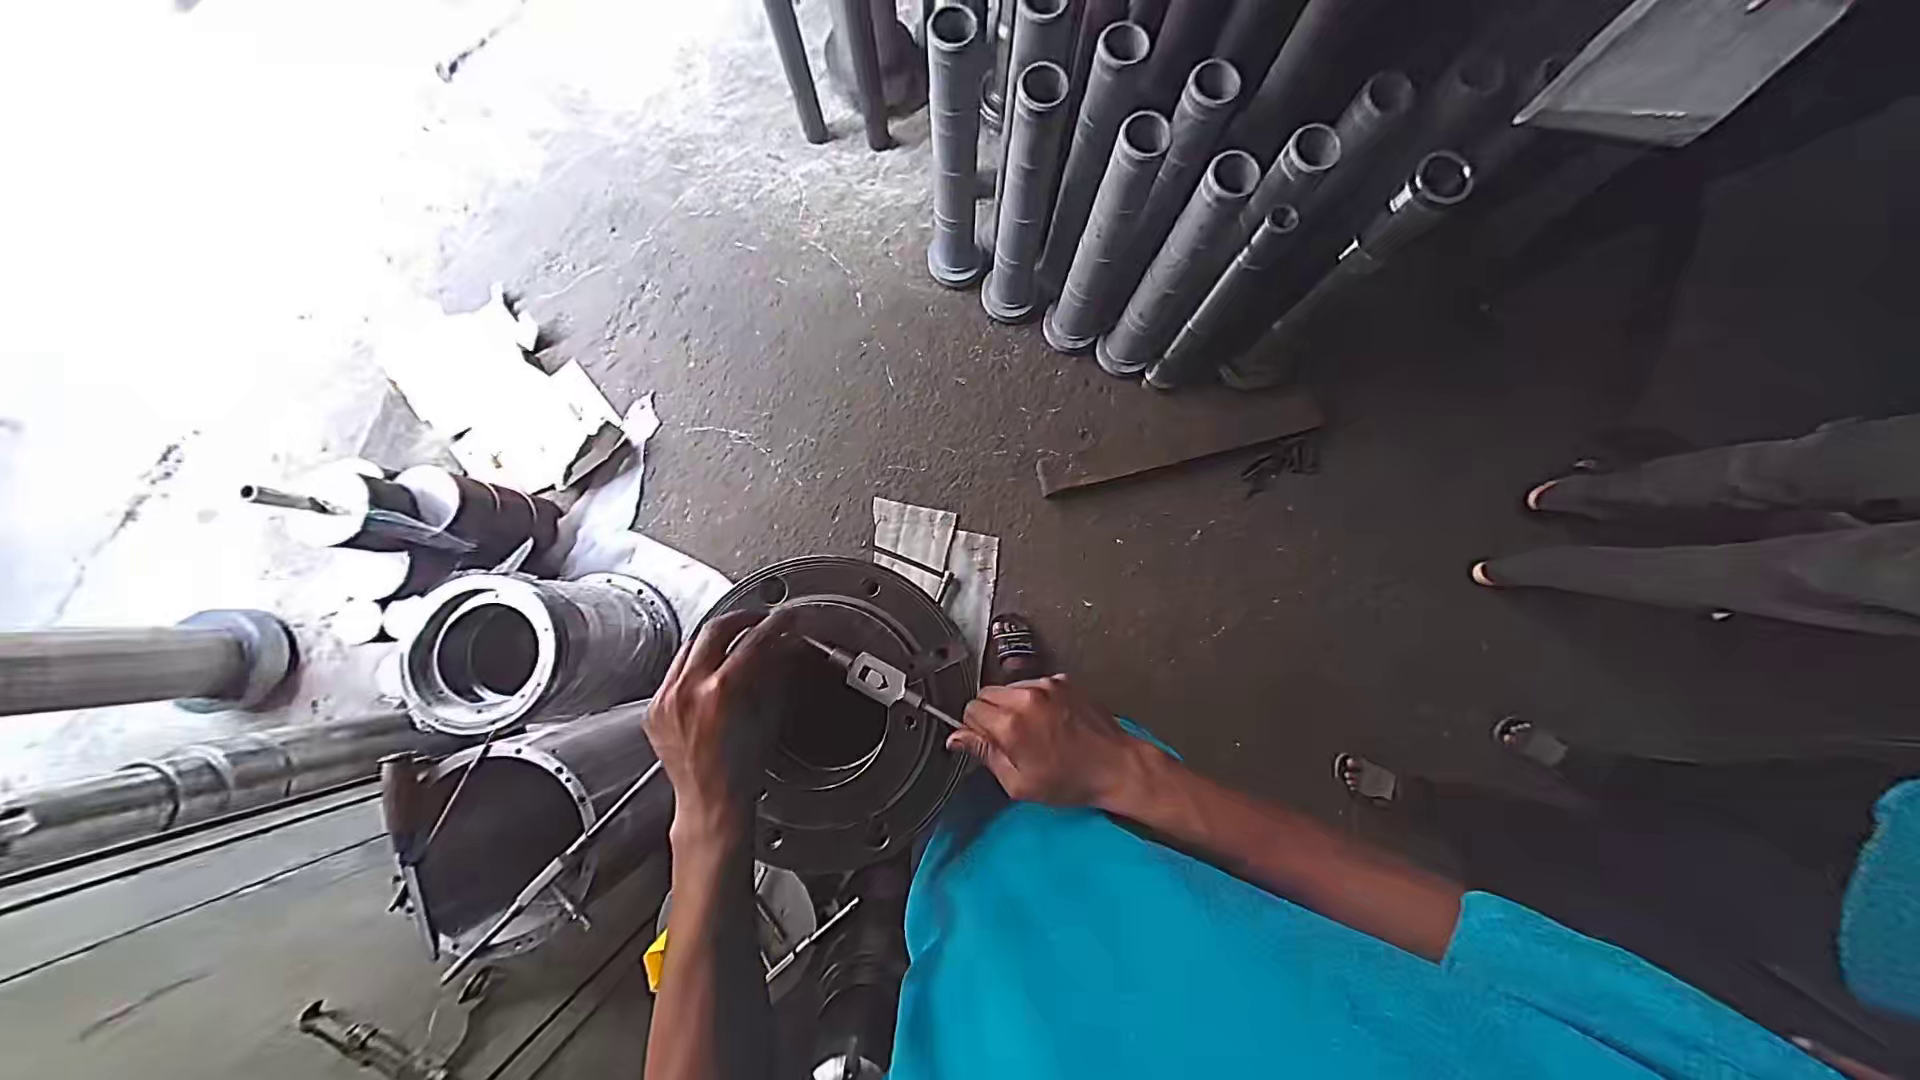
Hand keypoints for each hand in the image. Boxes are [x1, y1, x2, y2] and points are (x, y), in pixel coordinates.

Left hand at [644, 608, 796, 850]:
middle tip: (760, 620)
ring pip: (690, 646)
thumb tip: (783, 646)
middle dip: (742, 619)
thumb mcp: (767, 713)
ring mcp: (666, 699)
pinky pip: (675, 670)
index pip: (753, 641)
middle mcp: (686, 691)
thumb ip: (773, 672)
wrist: (710, 802)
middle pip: (714, 630)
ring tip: (738, 640)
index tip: (787, 619)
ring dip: (717, 637)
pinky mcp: (655, 708)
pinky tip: (712, 667)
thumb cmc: (741, 770)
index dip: (776, 625)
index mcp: (720, 692)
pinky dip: (697, 662)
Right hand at [947, 674, 1159, 808]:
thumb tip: (957, 738)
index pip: (970, 710)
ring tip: (1032, 730)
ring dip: (1011, 704)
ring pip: (1008, 687)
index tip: (986, 740)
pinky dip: (1033, 698)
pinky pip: (1033, 684)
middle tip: (1008, 738)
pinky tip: (1048, 720)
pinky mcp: (1062, 681)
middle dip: (990, 714)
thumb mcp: (1019, 783)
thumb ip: (984, 755)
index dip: (975, 729)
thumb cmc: (1072, 780)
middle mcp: (1026, 698)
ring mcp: (1046, 686)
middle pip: (986, 694)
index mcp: (1011, 724)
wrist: (1116, 766)